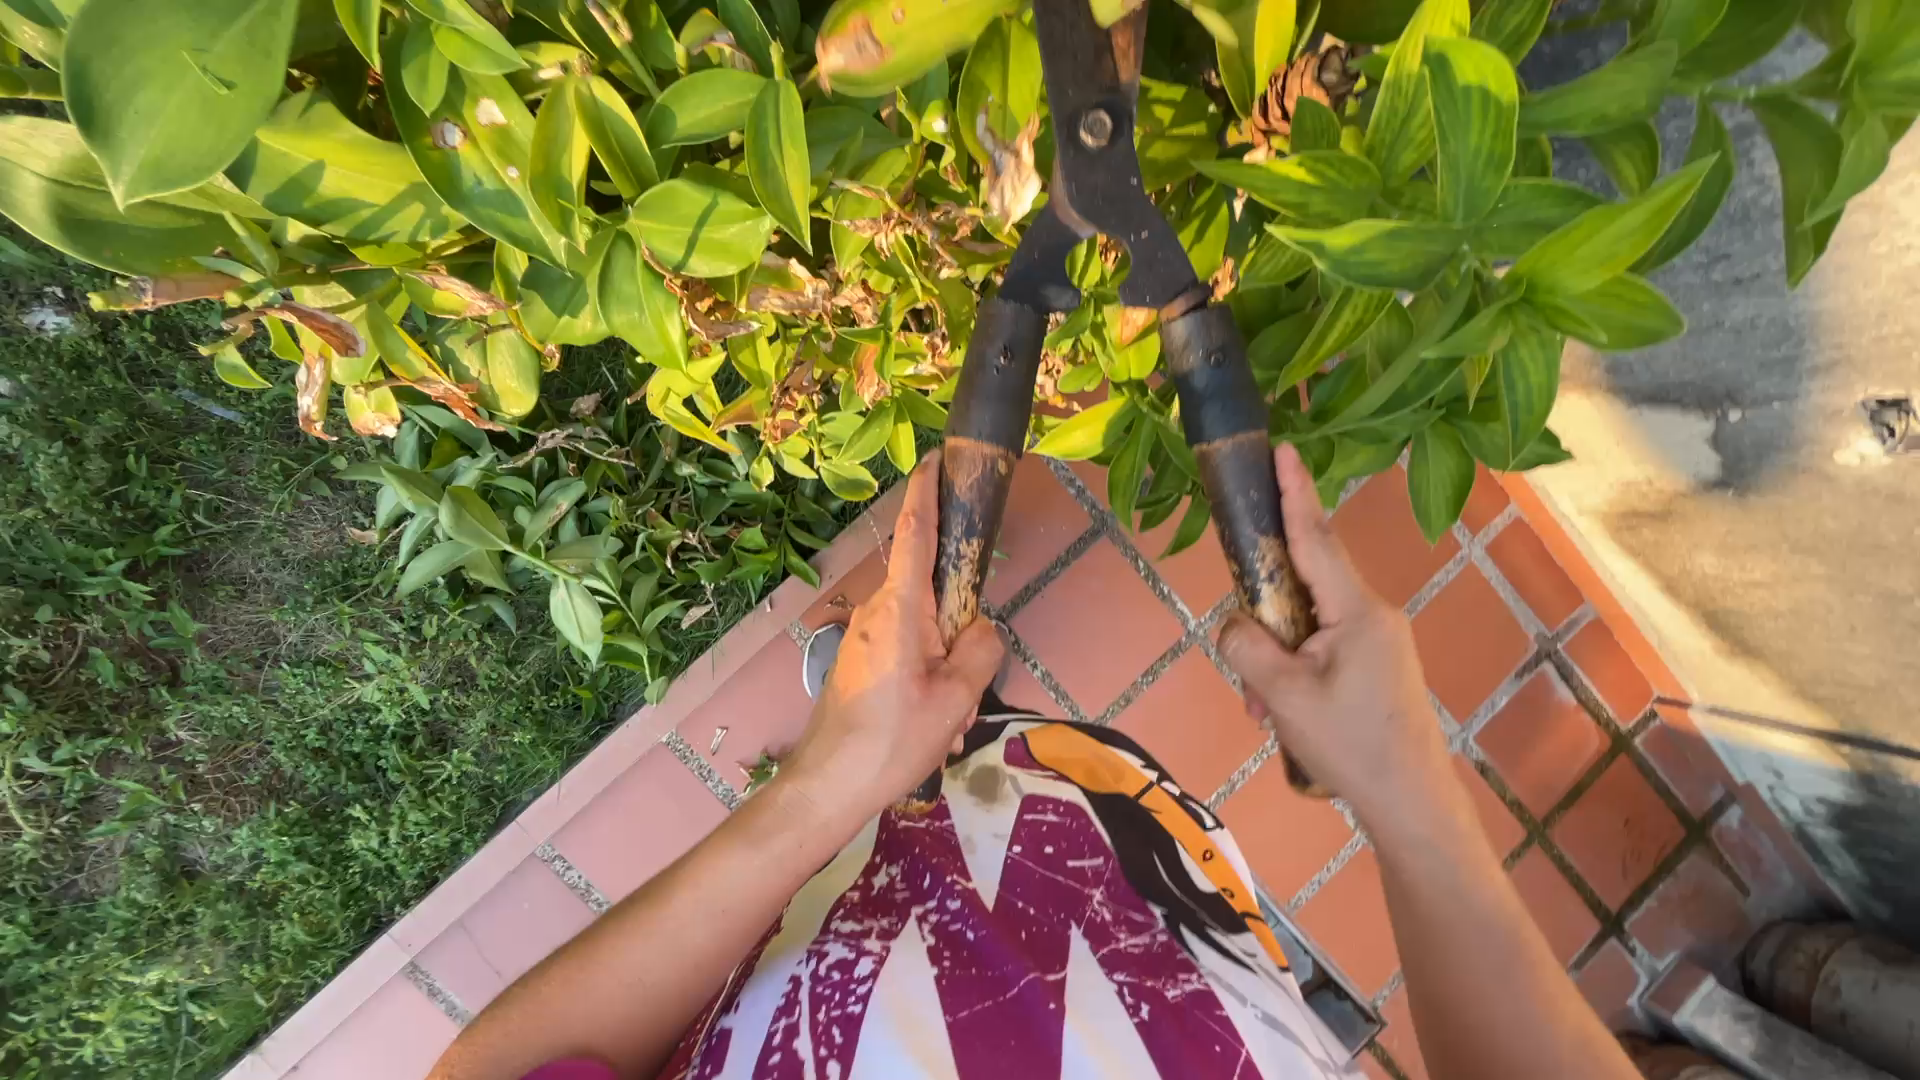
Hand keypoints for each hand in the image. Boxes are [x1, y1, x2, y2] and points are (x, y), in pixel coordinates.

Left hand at [778, 449, 1004, 825]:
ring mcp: (864, 637)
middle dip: (958, 628)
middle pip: (930, 592)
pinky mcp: (859, 660)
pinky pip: (905, 652)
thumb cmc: (892, 738)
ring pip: (921, 630)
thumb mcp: (956, 697)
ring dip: (944, 666)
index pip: (916, 533)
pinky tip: (929, 727)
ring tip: (947, 722)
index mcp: (900, 608)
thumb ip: (981, 649)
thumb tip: (981, 627)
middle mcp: (877, 611)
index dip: (926, 492)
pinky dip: (926, 679)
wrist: (826, 786)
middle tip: (968, 684)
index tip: (934, 459)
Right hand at [1214, 444, 1459, 836]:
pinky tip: (1281, 715)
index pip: (1316, 537)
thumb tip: (1235, 622)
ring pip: (1304, 625)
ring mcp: (1376, 641)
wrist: (1410, 805)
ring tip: (1265, 711)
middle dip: (1264, 620)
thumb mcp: (1281, 694)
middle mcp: (1371, 614)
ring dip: (1274, 660)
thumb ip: (1245, 644)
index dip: (1294, 493)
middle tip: (1248, 670)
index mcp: (1356, 610)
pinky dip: (1291, 673)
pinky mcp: (1374, 665)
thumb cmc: (1348, 744)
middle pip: (1301, 588)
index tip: (1282, 450)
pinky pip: (1318, 649)